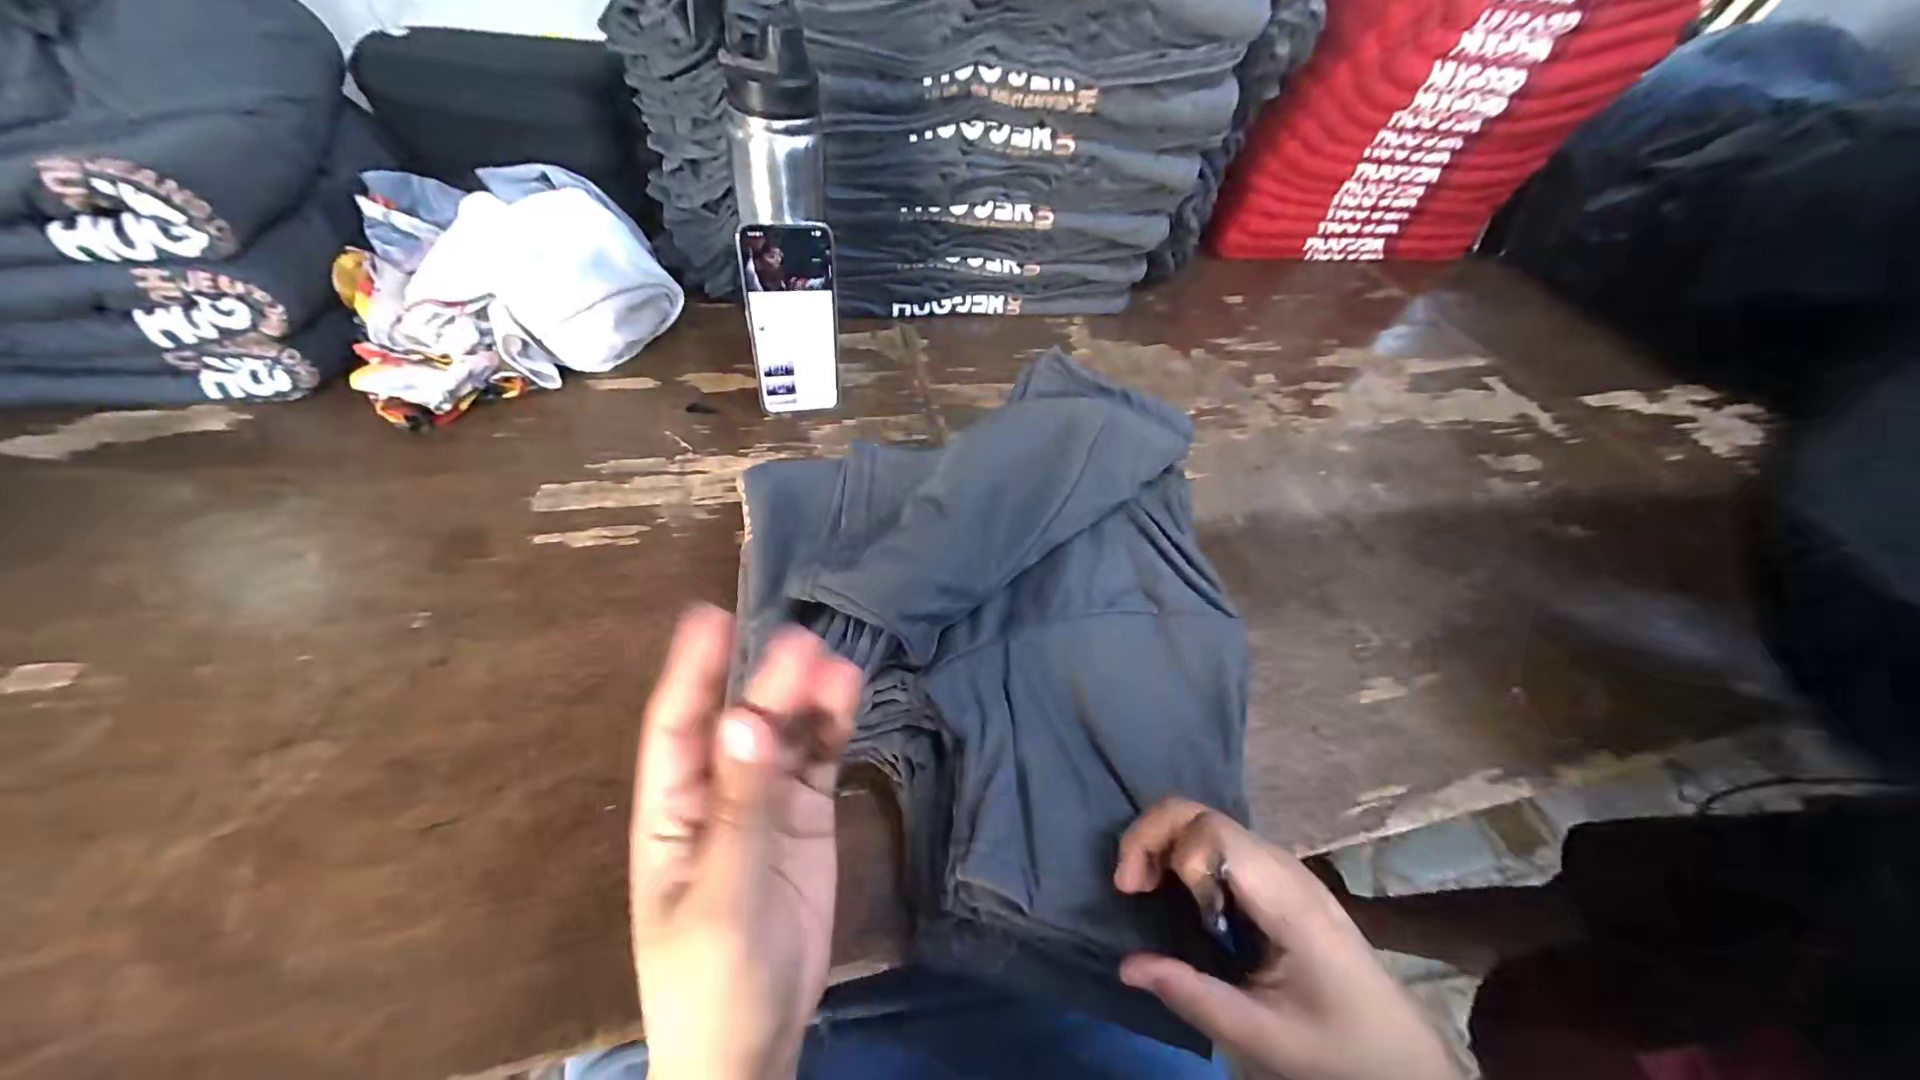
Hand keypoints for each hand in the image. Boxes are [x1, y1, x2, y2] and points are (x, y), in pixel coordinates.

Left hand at [630, 606, 862, 1079]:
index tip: (711, 616)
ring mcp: (766, 798)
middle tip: (802, 640)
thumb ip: (740, 807)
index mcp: (672, 808)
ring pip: (786, 732)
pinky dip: (833, 725)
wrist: (756, 1038)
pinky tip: (850, 692)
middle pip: (742, 720)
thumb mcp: (723, 895)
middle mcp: (716, 789)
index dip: (692, 670)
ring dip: (807, 696)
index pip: (676, 725)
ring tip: (835, 663)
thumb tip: (747, 719)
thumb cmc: (711, 976)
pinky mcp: (807, 812)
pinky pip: (820, 757)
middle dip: (767, 680)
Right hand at [1114, 798, 1459, 1079]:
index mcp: (1285, 897)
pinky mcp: (1273, 877)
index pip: (1212, 832)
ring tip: (1140, 887)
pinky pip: (1215, 843)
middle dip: (1150, 836)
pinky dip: (1179, 853)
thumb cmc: (1343, 1050)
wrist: (1406, 1059)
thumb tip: (1125, 965)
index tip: (1137, 895)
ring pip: (1204, 821)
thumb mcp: (1266, 1039)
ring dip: (1161, 842)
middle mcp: (1280, 865)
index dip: (1168, 851)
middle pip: (1200, 814)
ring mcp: (1279, 866)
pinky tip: (1173, 892)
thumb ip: (1194, 996)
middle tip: (1127, 884)